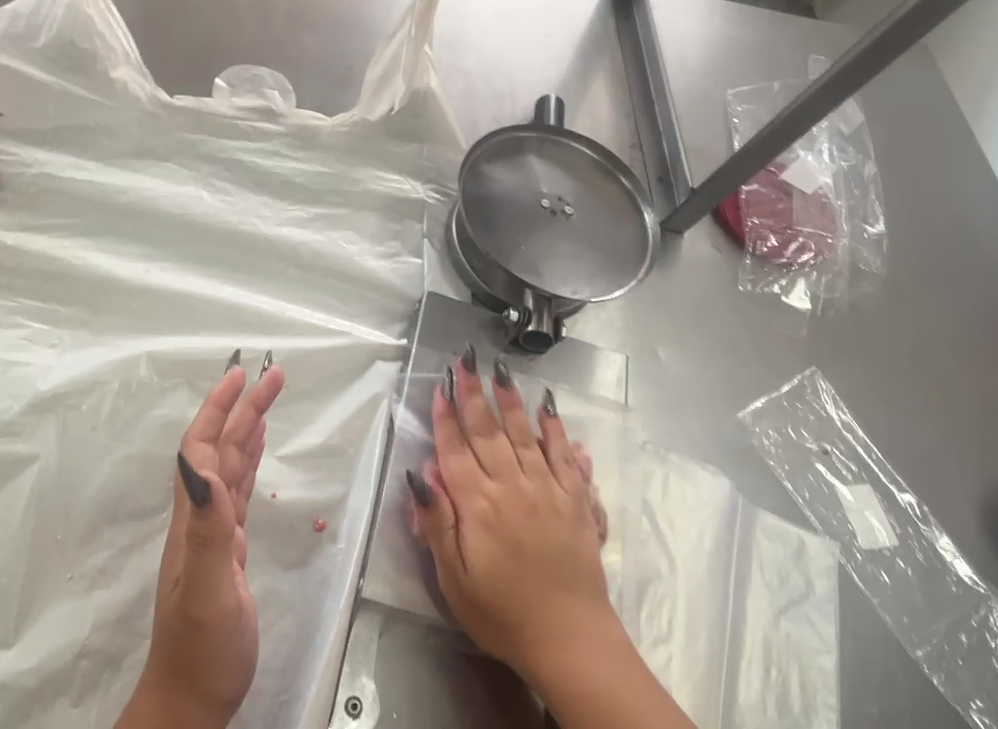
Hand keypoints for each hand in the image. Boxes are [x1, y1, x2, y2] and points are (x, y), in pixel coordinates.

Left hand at [117, 351, 284, 728]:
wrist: (192, 696)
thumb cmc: (203, 648)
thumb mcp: (209, 590)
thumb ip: (208, 529)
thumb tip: (204, 466)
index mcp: (194, 518)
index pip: (203, 449)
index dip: (218, 410)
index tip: (240, 376)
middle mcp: (201, 516)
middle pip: (221, 449)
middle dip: (243, 409)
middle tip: (274, 375)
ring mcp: (215, 532)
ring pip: (232, 466)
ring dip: (249, 429)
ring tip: (269, 398)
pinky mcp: (230, 548)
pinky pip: (241, 491)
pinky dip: (252, 462)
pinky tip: (259, 448)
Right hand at [406, 347, 613, 681]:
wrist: (570, 638)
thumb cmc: (501, 613)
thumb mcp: (454, 578)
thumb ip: (438, 523)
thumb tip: (421, 475)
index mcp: (478, 505)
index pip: (455, 449)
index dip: (445, 416)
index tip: (439, 385)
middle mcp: (512, 486)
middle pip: (487, 431)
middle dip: (474, 392)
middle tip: (466, 359)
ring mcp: (547, 490)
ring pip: (523, 434)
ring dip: (510, 399)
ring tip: (500, 370)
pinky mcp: (575, 500)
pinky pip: (563, 455)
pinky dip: (555, 428)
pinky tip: (548, 407)